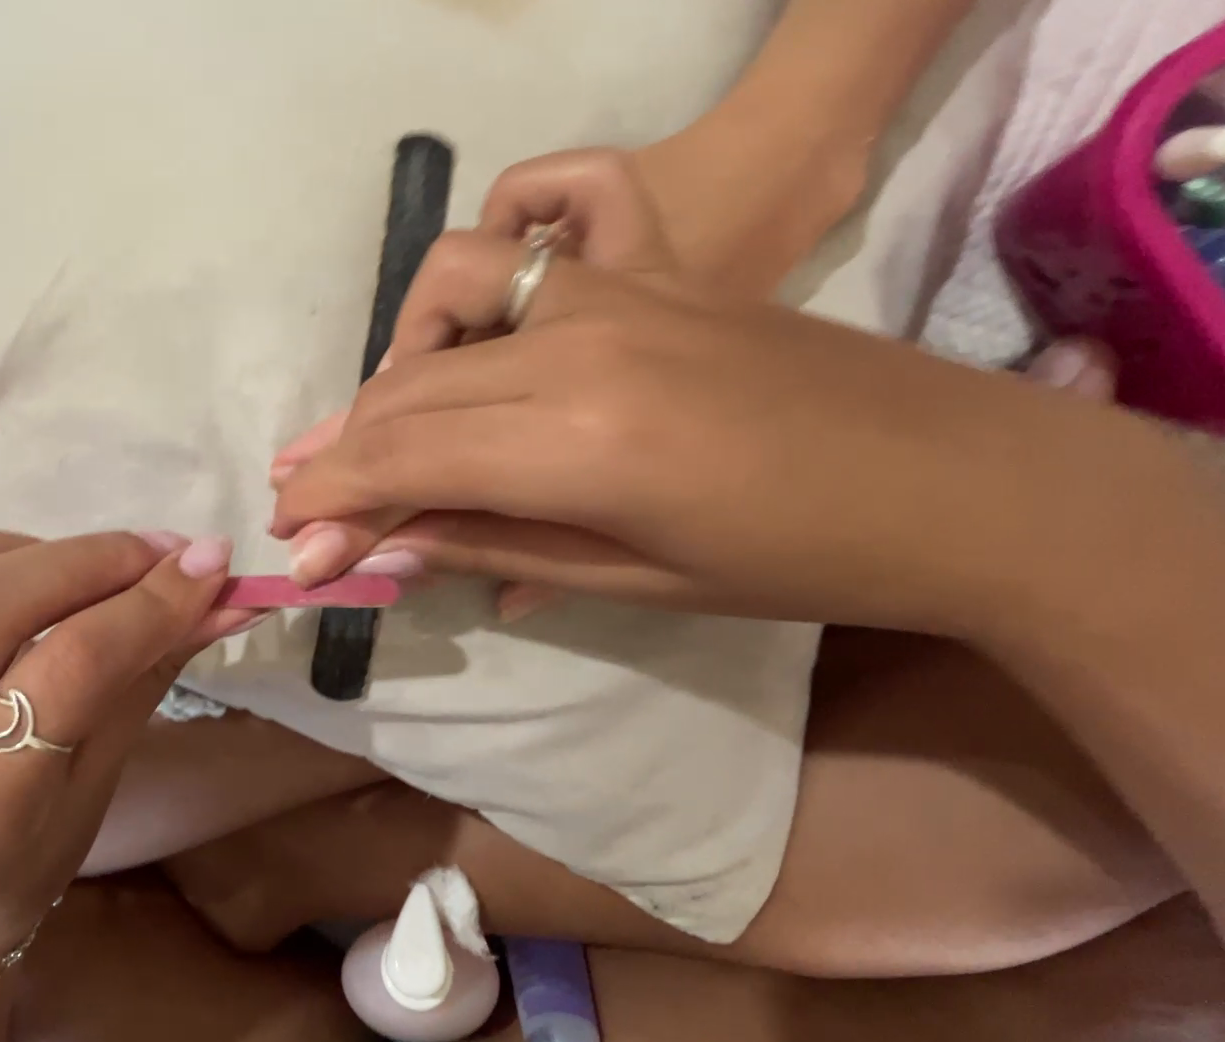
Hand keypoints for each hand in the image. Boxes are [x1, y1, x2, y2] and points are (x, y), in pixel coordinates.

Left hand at [0, 530, 249, 964]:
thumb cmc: (24, 860)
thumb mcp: (98, 781)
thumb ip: (149, 673)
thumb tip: (225, 596)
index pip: (64, 673)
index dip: (143, 606)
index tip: (205, 565)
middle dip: (85, 561)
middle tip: (154, 549)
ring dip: (13, 547)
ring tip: (76, 559)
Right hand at [272, 140, 848, 614]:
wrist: (957, 476)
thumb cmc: (795, 560)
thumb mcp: (631, 579)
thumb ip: (490, 545)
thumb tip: (383, 549)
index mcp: (578, 443)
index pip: (404, 459)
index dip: (333, 502)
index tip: (290, 543)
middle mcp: (576, 345)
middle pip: (406, 390)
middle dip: (338, 457)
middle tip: (302, 507)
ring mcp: (611, 288)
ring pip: (442, 310)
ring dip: (386, 376)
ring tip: (369, 437)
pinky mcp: (642, 266)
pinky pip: (517, 257)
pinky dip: (458, 299)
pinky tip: (454, 342)